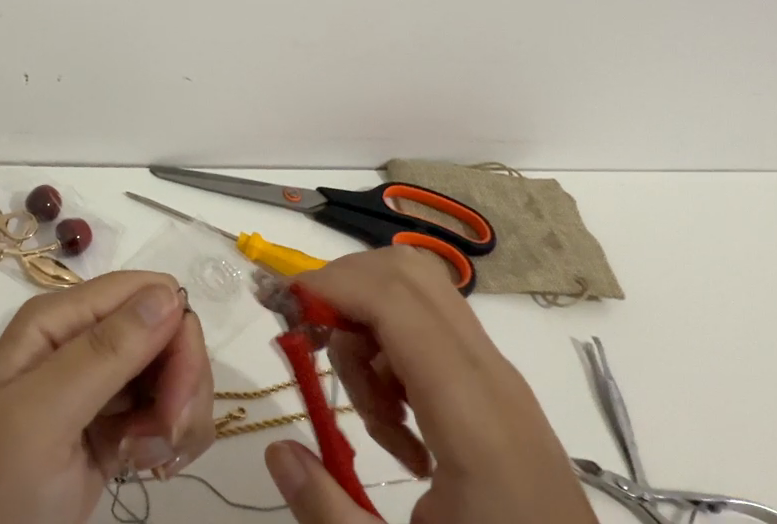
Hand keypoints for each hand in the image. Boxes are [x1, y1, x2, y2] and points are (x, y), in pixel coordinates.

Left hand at [0, 271, 215, 523]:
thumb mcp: (42, 416)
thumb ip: (105, 353)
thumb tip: (168, 293)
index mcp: (58, 319)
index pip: (147, 293)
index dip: (175, 336)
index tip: (175, 398)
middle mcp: (82, 338)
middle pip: (168, 332)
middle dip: (181, 386)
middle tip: (166, 440)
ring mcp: (99, 383)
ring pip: (174, 374)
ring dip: (178, 418)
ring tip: (147, 460)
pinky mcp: (113, 426)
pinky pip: (166, 412)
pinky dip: (170, 439)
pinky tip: (147, 466)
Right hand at [263, 247, 596, 523]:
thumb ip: (329, 511)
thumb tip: (276, 448)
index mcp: (471, 414)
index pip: (393, 301)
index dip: (327, 287)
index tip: (276, 312)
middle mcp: (490, 377)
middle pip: (407, 276)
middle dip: (342, 291)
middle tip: (309, 347)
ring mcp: (500, 380)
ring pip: (416, 299)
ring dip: (367, 332)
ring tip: (368, 414)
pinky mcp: (500, 393)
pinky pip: (432, 336)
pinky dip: (392, 354)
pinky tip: (397, 427)